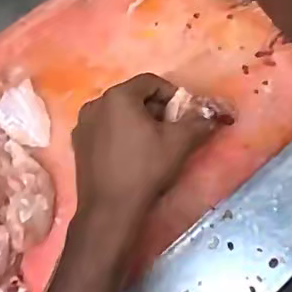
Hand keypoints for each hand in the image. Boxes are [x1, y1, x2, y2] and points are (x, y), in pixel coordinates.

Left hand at [70, 74, 217, 231]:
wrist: (109, 208)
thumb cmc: (145, 169)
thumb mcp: (179, 143)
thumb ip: (199, 122)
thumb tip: (213, 113)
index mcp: (118, 96)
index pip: (150, 82)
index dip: (172, 94)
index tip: (183, 114)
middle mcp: (96, 103)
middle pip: (133, 96)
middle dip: (155, 109)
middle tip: (171, 130)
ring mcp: (83, 123)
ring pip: (117, 112)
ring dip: (137, 121)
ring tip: (153, 144)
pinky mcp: (77, 143)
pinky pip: (104, 128)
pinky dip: (119, 133)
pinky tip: (131, 155)